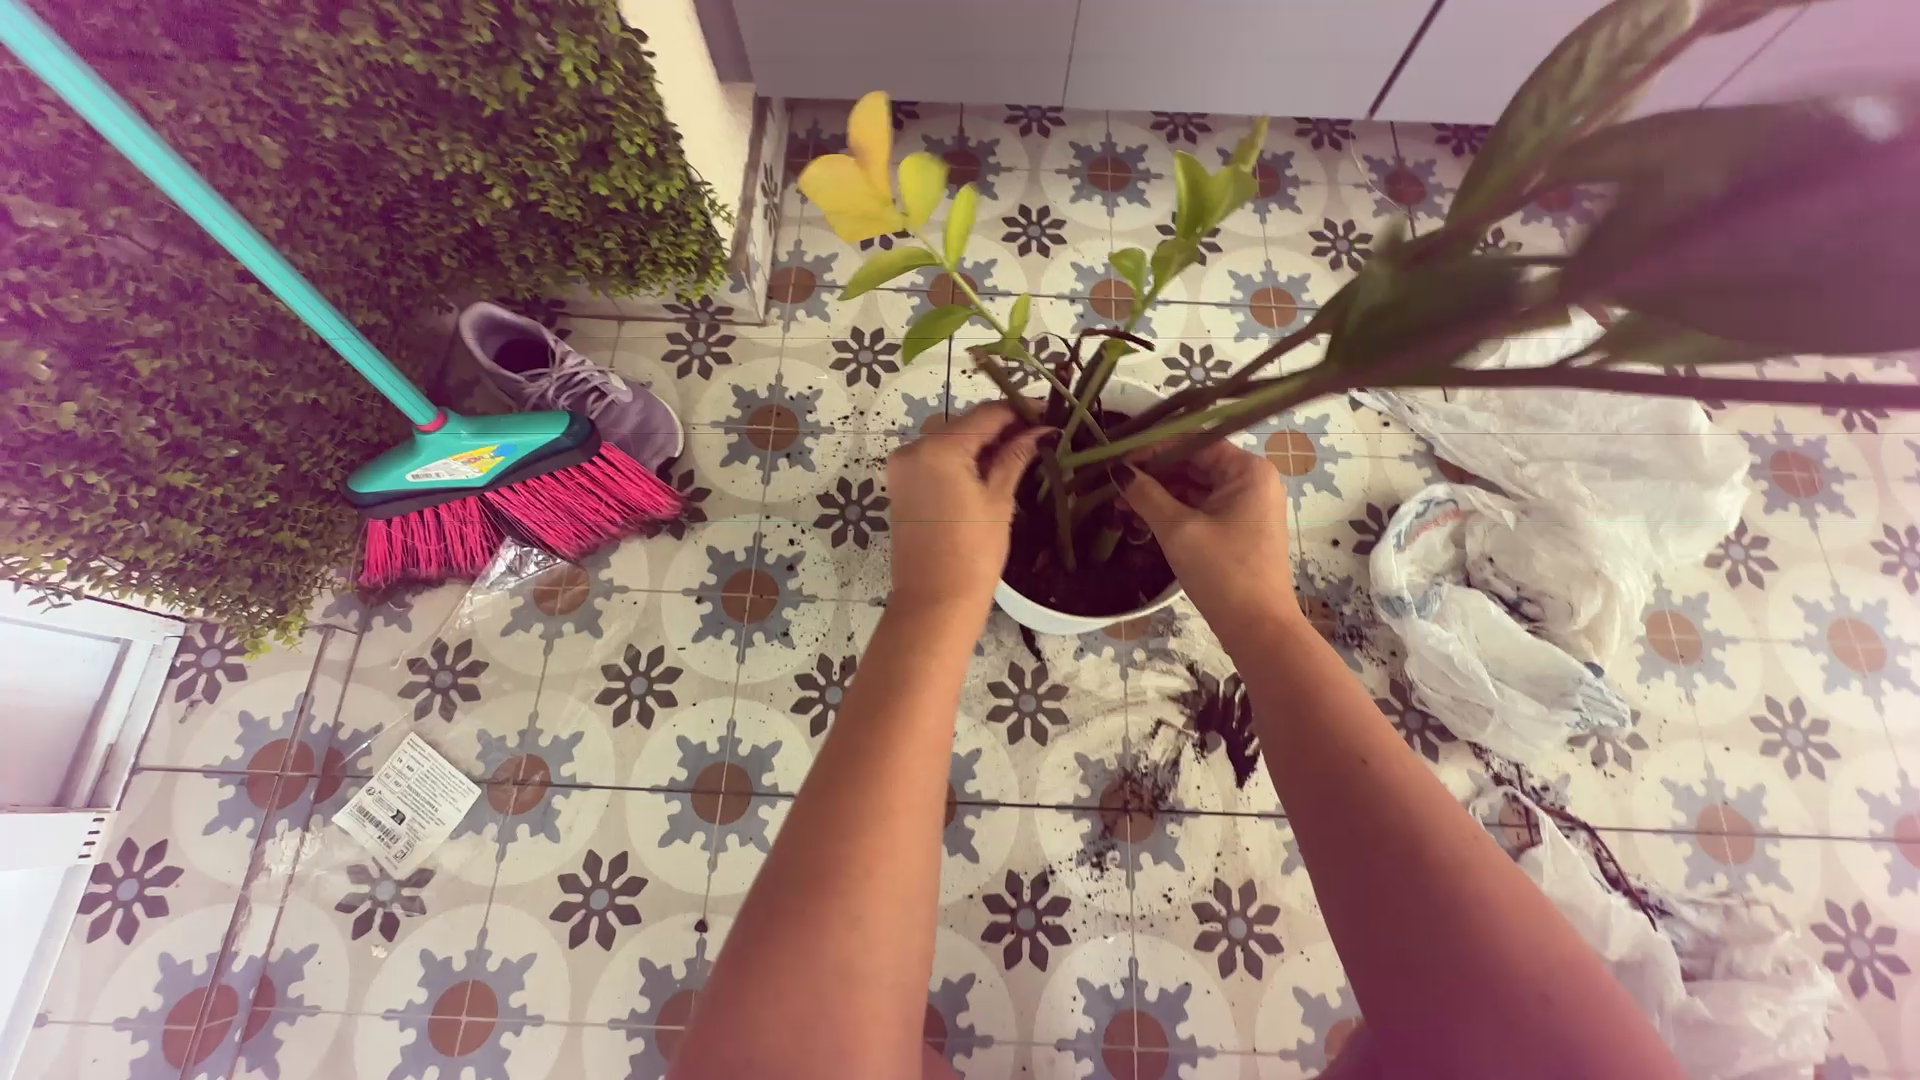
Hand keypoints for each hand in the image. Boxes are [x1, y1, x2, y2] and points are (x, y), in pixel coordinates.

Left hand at [887, 402, 1048, 615]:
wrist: (935, 600)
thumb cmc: (973, 554)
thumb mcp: (999, 500)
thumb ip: (1015, 457)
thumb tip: (1042, 430)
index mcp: (938, 448)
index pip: (986, 414)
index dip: (1019, 411)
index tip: (1047, 414)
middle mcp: (913, 448)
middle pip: (963, 424)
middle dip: (999, 427)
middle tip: (1036, 438)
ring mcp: (902, 467)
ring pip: (947, 439)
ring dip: (978, 443)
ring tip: (1015, 456)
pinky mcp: (900, 485)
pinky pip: (933, 459)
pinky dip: (958, 459)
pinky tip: (985, 471)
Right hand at [1116, 439, 1297, 646]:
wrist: (1257, 627)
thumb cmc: (1222, 572)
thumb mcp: (1177, 530)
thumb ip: (1145, 494)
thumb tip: (1117, 471)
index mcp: (1247, 470)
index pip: (1193, 441)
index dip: (1153, 448)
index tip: (1117, 460)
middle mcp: (1252, 480)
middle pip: (1194, 462)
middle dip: (1153, 473)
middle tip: (1114, 485)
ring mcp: (1246, 505)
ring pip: (1194, 486)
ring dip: (1159, 493)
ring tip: (1120, 504)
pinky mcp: (1238, 528)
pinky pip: (1201, 507)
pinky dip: (1173, 510)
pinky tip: (1141, 518)